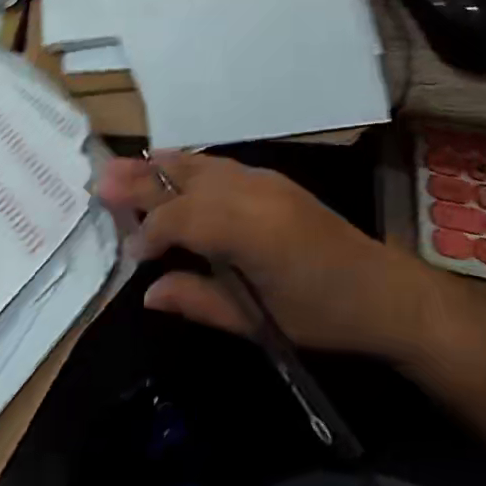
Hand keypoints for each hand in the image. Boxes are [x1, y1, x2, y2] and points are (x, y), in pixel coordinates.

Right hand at [97, 152, 441, 357]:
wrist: (385, 291)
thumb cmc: (322, 315)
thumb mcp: (259, 322)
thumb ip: (199, 300)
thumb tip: (148, 291)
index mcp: (249, 229)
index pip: (181, 217)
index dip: (149, 231)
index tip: (131, 253)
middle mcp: (251, 191)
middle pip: (183, 178)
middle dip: (141, 181)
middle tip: (101, 180)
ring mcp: (262, 178)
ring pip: (199, 163)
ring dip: (160, 167)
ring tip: (124, 167)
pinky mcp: (270, 178)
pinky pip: (217, 164)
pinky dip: (188, 166)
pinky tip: (171, 169)